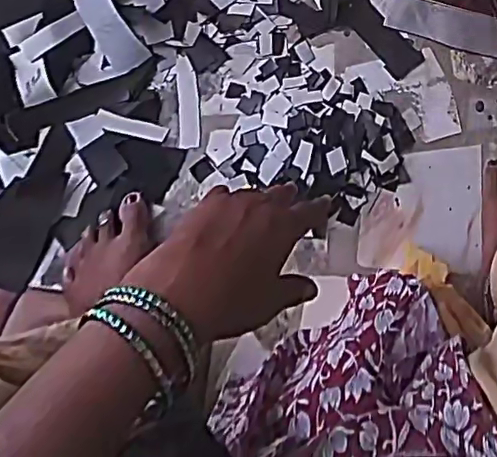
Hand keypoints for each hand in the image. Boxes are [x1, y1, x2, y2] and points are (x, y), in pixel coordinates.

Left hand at [122, 183, 331, 341]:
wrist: (173, 298)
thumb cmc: (222, 301)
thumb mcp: (267, 303)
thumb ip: (291, 289)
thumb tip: (305, 288)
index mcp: (281, 227)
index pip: (309, 211)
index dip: (319, 209)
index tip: (323, 206)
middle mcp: (258, 207)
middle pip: (281, 195)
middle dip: (289, 200)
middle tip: (293, 205)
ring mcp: (230, 202)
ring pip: (253, 193)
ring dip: (259, 201)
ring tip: (259, 213)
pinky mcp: (204, 204)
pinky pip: (224, 195)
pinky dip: (229, 202)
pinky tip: (225, 212)